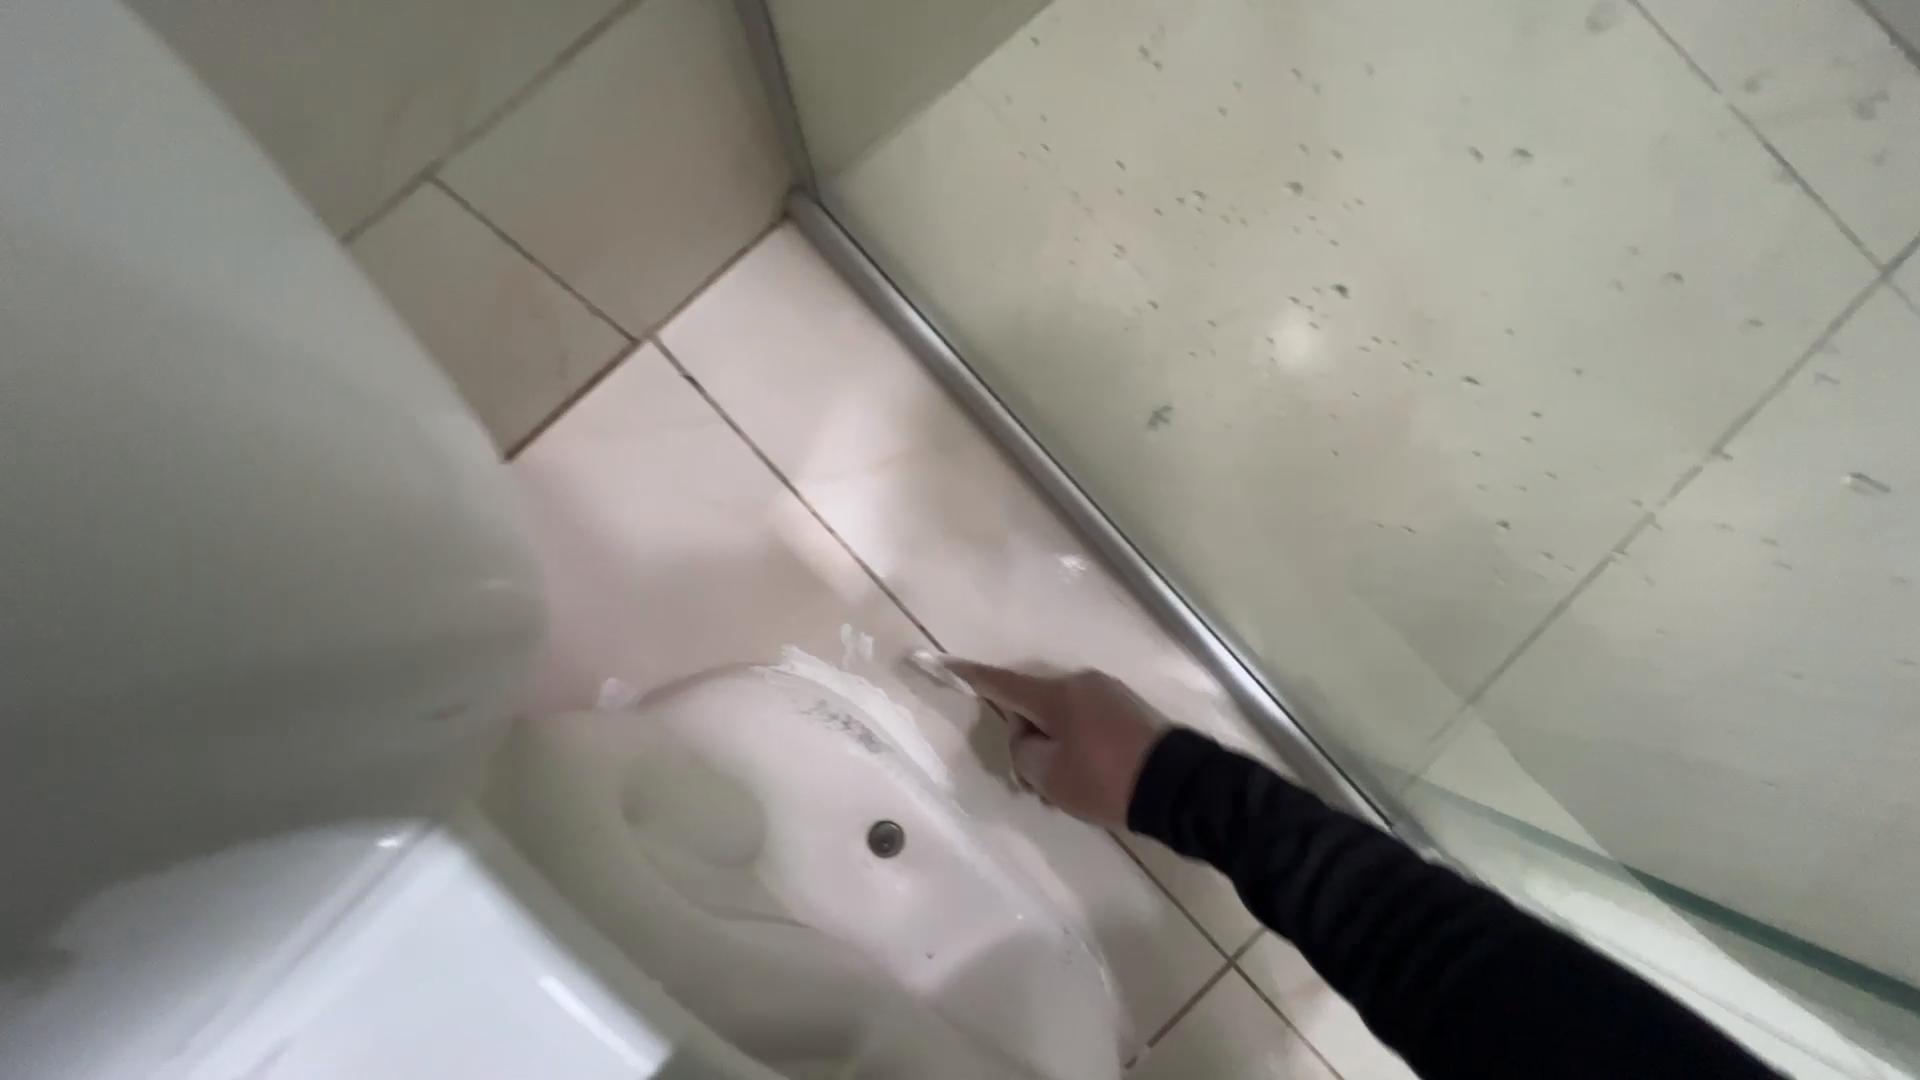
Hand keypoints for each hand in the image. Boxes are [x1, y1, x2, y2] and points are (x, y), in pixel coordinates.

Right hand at [944, 661, 1168, 828]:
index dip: (973, 677)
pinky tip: (1087, 781)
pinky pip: (1086, 722)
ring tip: (1065, 792)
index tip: (947, 663)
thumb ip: (1023, 751)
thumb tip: (1029, 737)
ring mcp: (1108, 694)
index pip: (1004, 683)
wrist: (1179, 787)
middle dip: (1027, 740)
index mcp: (1057, 694)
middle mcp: (1081, 684)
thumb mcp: (1050, 775)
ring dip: (1053, 748)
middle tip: (1036, 784)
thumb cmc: (1106, 780)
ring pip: (1061, 718)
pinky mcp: (1129, 710)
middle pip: (1034, 705)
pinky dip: (1076, 747)